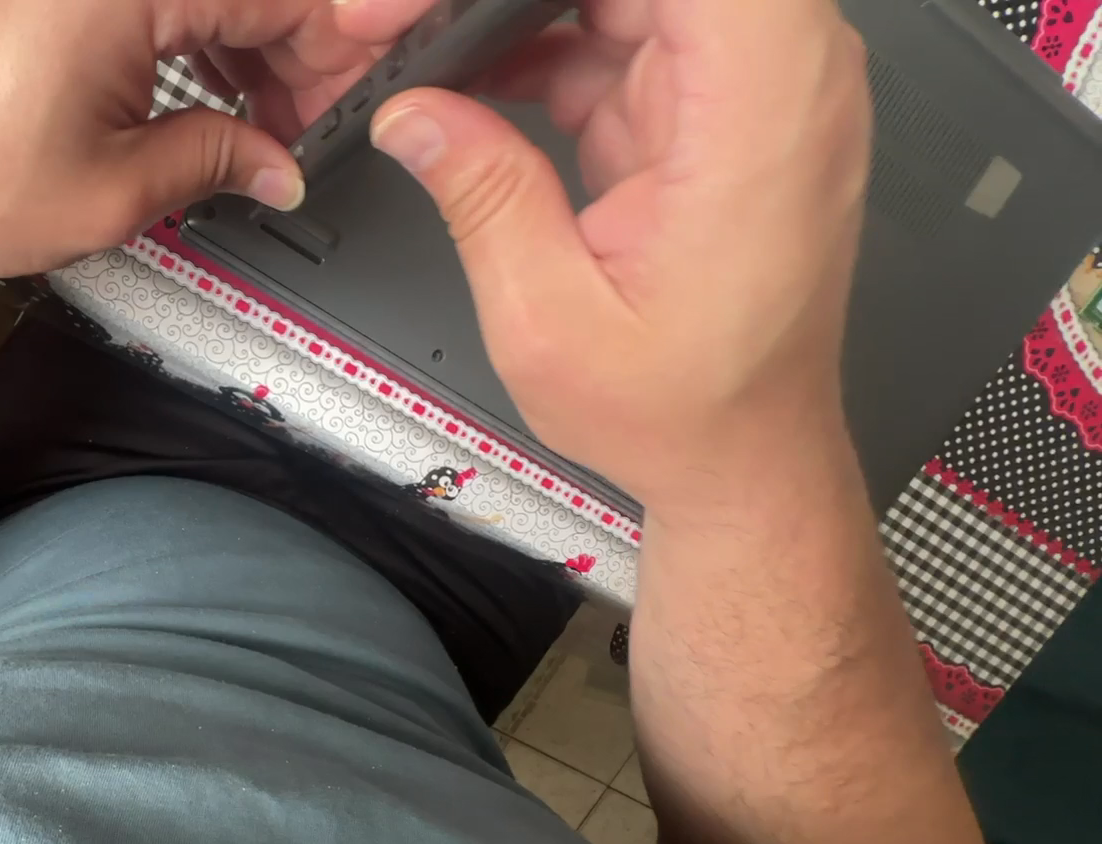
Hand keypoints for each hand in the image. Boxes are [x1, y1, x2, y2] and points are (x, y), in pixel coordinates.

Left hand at [0, 0, 373, 278]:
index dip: (354, 28)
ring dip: (257, 44)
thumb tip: (279, 168)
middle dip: (308, 45)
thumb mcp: (112, 194)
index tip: (399, 49)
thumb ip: (216, 164)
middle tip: (316, 124)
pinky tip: (215, 92)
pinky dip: (201, 35)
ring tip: (266, 128)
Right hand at [340, 0, 872, 511]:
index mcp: (755, 115)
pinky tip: (489, 91)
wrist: (732, 449)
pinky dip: (557, 56)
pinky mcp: (715, 122)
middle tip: (437, 30)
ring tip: (447, 66)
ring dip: (536, 16)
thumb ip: (482, 198)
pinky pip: (633, 44)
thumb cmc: (673, 405)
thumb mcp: (542, 315)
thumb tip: (415, 117)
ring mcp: (750, 98)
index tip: (469, 1)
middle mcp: (776, 83)